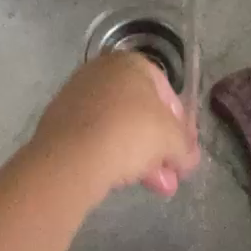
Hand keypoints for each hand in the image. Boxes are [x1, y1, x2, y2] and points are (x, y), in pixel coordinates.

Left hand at [28, 53, 200, 198]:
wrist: (72, 155)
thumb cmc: (130, 132)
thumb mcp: (172, 140)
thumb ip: (185, 147)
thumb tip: (188, 157)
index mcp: (131, 63)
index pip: (166, 91)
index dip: (181, 123)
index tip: (186, 150)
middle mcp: (103, 72)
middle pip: (141, 111)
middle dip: (161, 146)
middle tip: (173, 174)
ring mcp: (79, 95)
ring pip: (120, 127)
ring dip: (143, 157)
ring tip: (158, 188)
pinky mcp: (62, 121)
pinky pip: (97, 137)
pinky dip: (114, 155)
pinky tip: (126, 180)